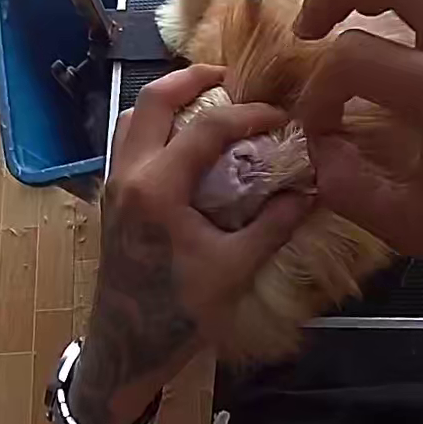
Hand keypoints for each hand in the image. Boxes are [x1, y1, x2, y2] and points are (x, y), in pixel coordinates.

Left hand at [76, 65, 312, 423]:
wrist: (126, 347)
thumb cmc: (180, 313)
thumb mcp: (234, 268)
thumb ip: (273, 224)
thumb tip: (310, 191)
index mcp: (157, 188)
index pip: (207, 128)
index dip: (249, 115)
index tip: (279, 117)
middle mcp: (128, 175)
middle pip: (150, 101)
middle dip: (190, 79)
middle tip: (228, 76)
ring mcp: (113, 186)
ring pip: (131, 119)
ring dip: (166, 101)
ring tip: (205, 100)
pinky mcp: (112, 200)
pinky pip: (129, 144)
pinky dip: (155, 128)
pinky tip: (184, 144)